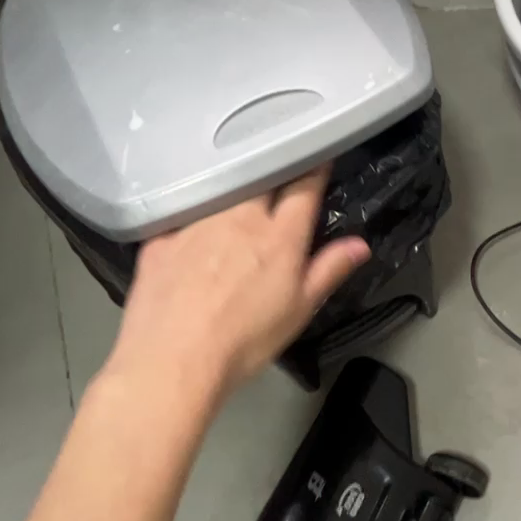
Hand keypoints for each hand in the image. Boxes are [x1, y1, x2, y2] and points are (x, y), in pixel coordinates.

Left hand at [104, 165, 369, 401]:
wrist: (170, 363)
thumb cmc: (244, 340)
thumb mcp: (299, 309)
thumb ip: (330, 269)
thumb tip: (360, 244)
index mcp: (279, 236)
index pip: (304, 187)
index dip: (315, 168)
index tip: (320, 157)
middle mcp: (240, 219)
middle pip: (262, 177)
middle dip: (275, 168)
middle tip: (280, 168)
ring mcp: (197, 225)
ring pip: (223, 189)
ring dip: (236, 184)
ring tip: (239, 185)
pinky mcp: (161, 239)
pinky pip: (182, 211)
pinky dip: (193, 210)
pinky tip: (192, 216)